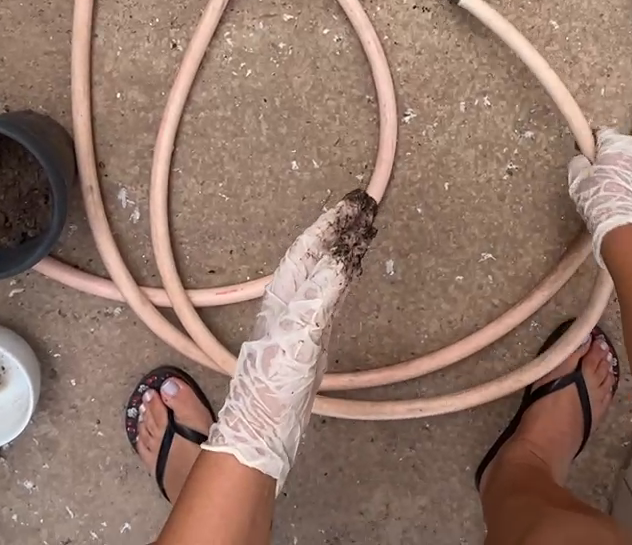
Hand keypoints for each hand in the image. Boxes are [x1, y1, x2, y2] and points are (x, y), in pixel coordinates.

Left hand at [202, 190, 377, 484]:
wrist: (264, 430)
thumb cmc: (273, 385)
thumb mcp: (299, 335)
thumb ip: (321, 294)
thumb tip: (345, 256)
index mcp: (284, 291)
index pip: (311, 245)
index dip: (332, 221)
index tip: (356, 201)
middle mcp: (292, 296)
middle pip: (319, 251)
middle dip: (341, 226)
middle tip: (368, 204)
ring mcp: (303, 314)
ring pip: (327, 268)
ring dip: (346, 245)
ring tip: (367, 226)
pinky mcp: (314, 332)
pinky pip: (334, 291)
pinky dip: (347, 273)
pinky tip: (355, 268)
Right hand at [567, 128, 631, 261]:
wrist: (627, 230)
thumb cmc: (601, 201)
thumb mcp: (577, 180)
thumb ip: (578, 163)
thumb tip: (582, 161)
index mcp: (618, 144)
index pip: (601, 134)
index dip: (589, 143)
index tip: (584, 154)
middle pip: (620, 149)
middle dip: (609, 158)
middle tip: (596, 174)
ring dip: (623, 172)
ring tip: (610, 190)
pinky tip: (623, 200)